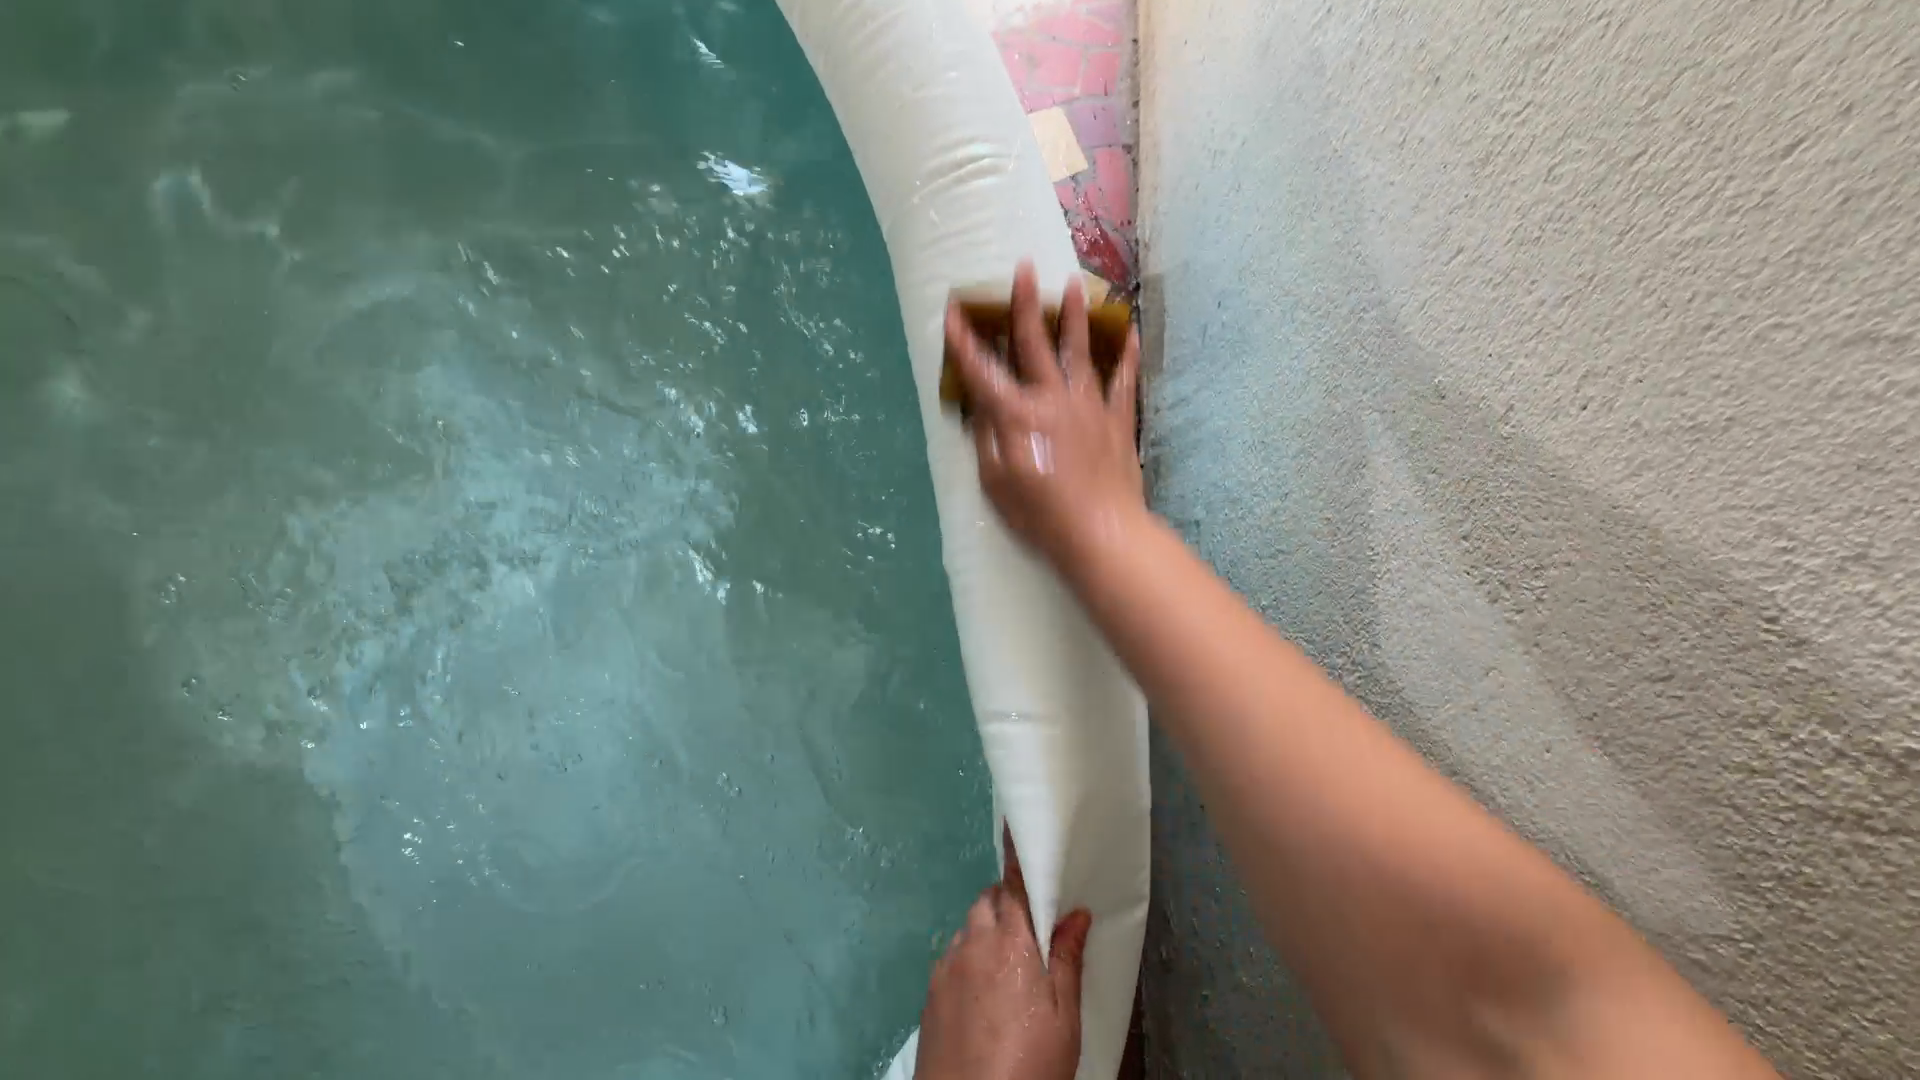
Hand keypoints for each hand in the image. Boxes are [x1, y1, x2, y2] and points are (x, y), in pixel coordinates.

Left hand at [914, 829, 1093, 1079]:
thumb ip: (1066, 960)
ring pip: (969, 927)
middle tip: (1034, 930)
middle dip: (1009, 902)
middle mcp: (973, 943)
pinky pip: (953, 955)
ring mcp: (946, 966)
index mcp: (1011, 943)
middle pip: (989, 901)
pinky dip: (969, 956)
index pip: (1014, 883)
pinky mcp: (930, 992)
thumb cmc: (1029, 1064)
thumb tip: (1075, 913)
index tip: (1018, 824)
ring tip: (1011, 966)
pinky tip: (985, 991)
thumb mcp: (1064, 1019)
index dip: (1018, 853)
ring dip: (988, 930)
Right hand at [945, 262, 1144, 571]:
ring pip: (1081, 351)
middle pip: (1036, 344)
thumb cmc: (1040, 514)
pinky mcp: (1117, 420)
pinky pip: (1123, 380)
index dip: (963, 341)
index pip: (982, 371)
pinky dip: (1127, 356)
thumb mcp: (996, 483)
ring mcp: (1089, 405)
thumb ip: (987, 438)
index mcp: (1017, 415)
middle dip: (1025, 304)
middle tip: (1023, 268)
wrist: (1100, 532)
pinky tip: (1130, 332)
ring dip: (1075, 316)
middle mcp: (1052, 398)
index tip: (952, 311)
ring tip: (1074, 284)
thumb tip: (981, 405)